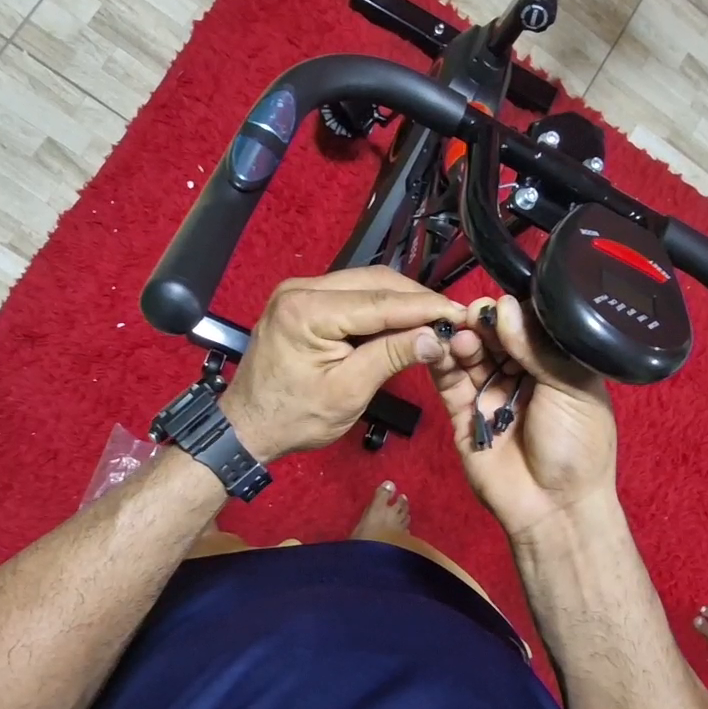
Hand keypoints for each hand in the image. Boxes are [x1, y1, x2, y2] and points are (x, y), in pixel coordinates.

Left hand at [220, 266, 464, 462]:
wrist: (246, 426)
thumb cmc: (294, 417)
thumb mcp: (348, 391)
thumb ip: (391, 357)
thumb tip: (435, 337)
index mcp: (307, 310)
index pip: (380, 301)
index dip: (425, 306)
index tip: (461, 313)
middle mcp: (301, 288)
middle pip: (374, 282)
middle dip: (416, 299)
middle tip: (452, 318)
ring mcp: (299, 291)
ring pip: (365, 284)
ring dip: (400, 301)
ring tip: (434, 320)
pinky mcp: (302, 301)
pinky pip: (351, 295)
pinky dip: (380, 307)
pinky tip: (403, 321)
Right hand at [430, 295, 617, 538]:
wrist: (553, 507)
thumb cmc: (577, 447)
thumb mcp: (574, 389)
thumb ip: (539, 347)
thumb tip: (505, 308)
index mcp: (554, 365)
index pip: (528, 327)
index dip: (512, 312)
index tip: (498, 302)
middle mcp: (520, 375)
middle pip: (495, 337)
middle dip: (483, 322)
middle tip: (473, 313)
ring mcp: (489, 393)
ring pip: (470, 355)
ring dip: (462, 339)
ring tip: (461, 334)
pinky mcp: (462, 413)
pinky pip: (448, 381)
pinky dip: (441, 361)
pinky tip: (441, 345)